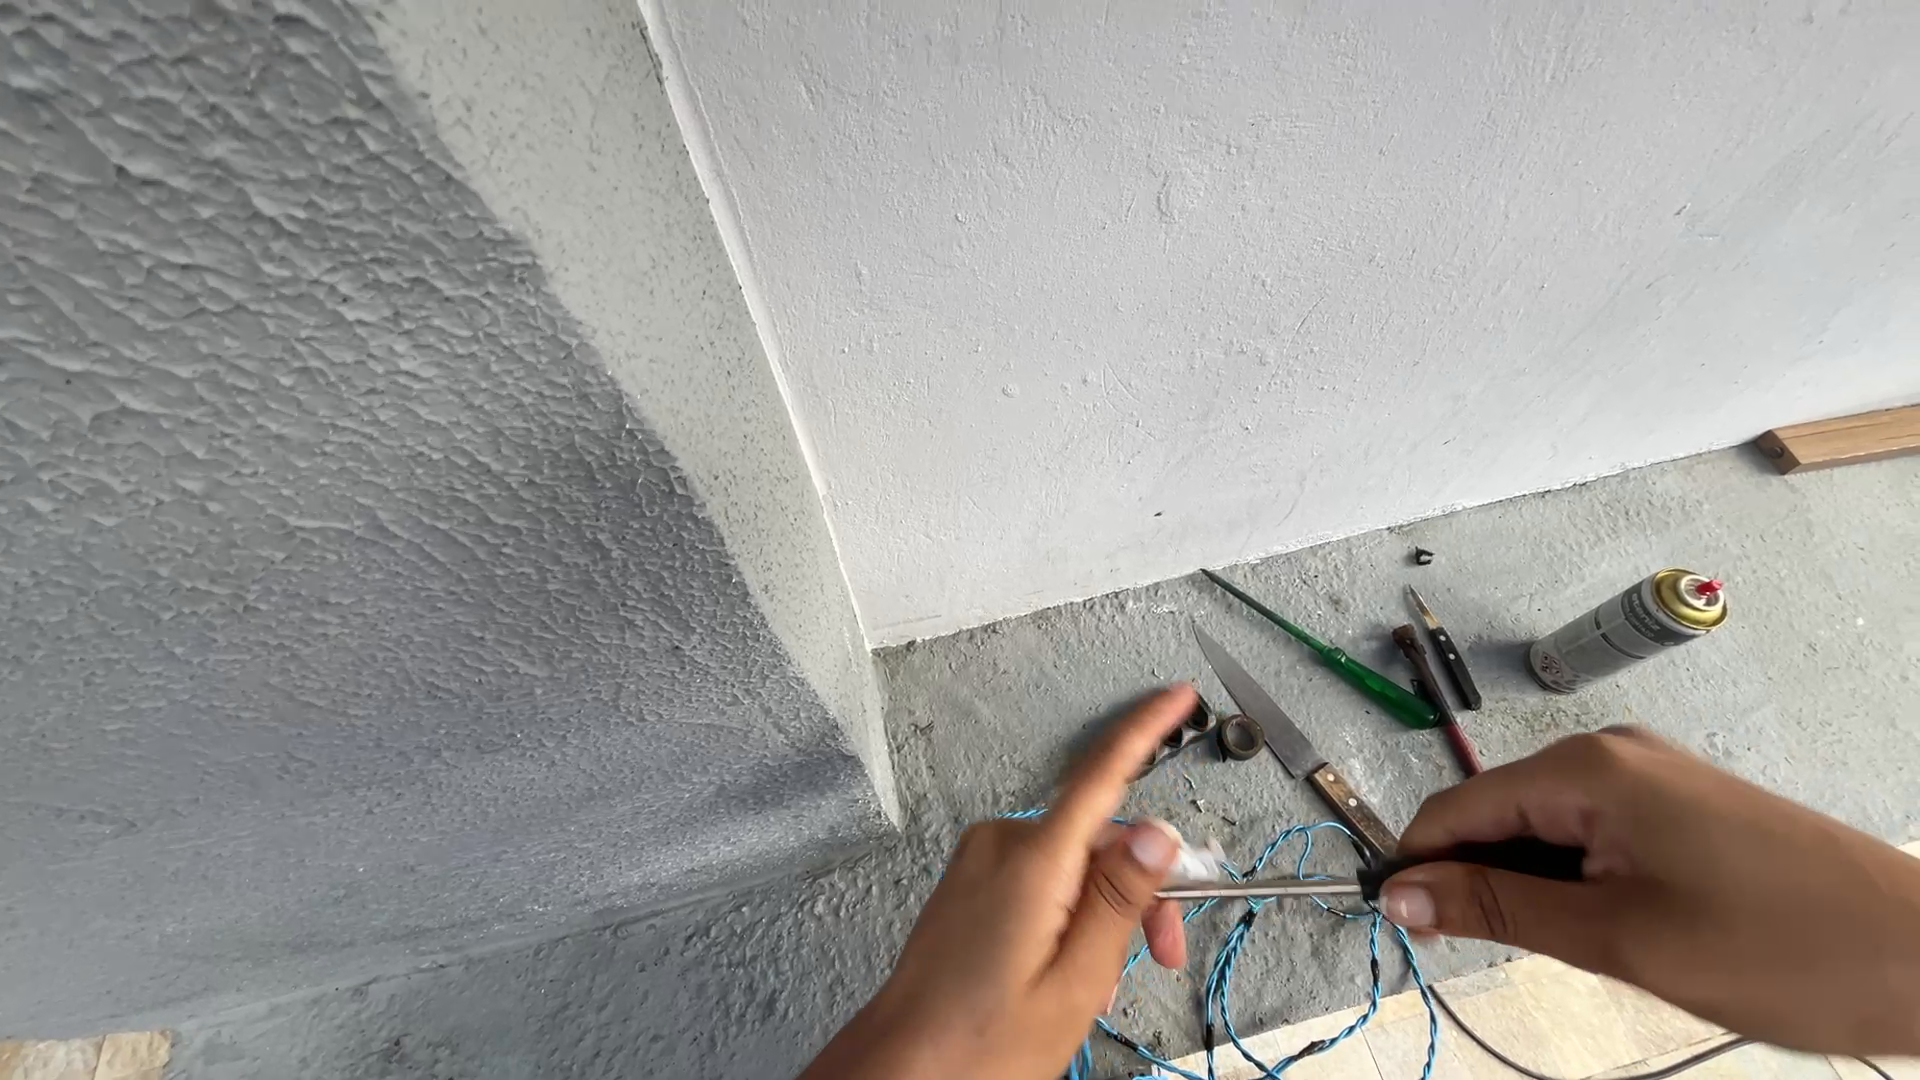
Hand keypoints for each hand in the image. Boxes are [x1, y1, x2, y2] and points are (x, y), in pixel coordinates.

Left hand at [798, 685, 1198, 1079]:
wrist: (903, 1065)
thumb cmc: (982, 1041)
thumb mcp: (1075, 980)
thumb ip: (1119, 899)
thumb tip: (1158, 834)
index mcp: (1033, 860)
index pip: (1102, 775)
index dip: (1145, 729)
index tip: (1176, 697)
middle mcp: (1004, 841)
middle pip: (1099, 836)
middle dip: (1140, 887)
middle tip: (1162, 952)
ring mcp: (984, 855)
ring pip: (1073, 858)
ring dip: (1103, 906)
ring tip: (1099, 978)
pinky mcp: (975, 872)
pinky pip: (1042, 868)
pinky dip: (1069, 904)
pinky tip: (1066, 958)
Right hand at [1378, 727, 1919, 1054]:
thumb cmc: (1783, 950)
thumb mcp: (1620, 937)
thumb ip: (1495, 909)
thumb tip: (1396, 896)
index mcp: (1581, 769)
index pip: (1457, 808)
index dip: (1420, 862)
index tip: (1401, 919)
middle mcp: (1602, 751)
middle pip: (1499, 813)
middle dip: (1485, 876)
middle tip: (1501, 947)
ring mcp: (1643, 769)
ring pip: (1543, 824)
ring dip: (1534, 879)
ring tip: (1577, 938)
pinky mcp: (1674, 795)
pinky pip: (1588, 826)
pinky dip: (1574, 870)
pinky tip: (1610, 913)